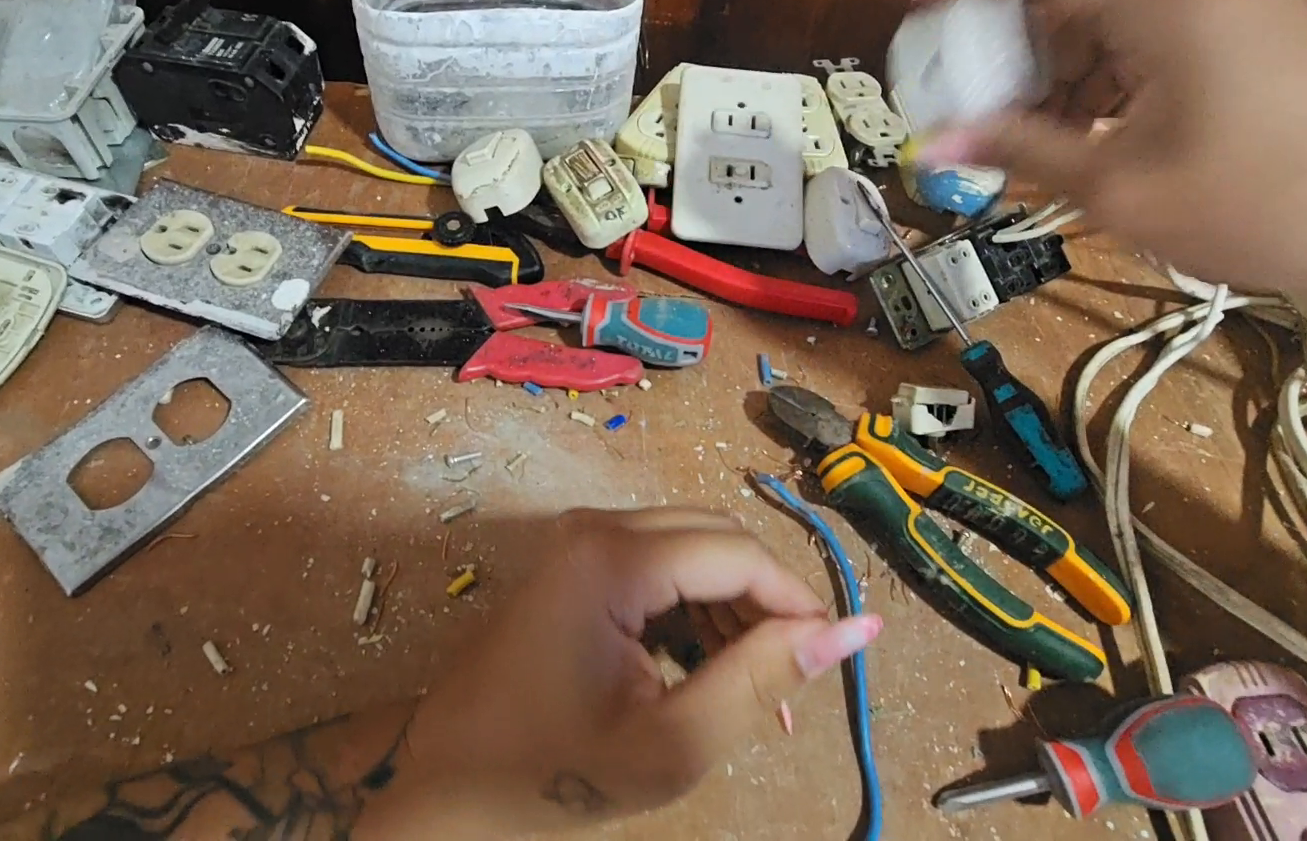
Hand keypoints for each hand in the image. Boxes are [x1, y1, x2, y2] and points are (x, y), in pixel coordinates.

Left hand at [367, 508, 879, 836]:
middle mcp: (598, 525)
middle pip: (717, 539)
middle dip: (764, 604)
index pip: (738, 553)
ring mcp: (582, 537)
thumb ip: (764, 677)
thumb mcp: (674, 741)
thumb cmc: (555, 772)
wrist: (451, 782)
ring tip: (749, 689)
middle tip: (784, 686)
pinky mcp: (577, 557)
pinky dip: (693, 607)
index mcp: (613, 557)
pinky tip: (702, 667)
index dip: (796, 602)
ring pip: (692, 547)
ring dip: (732, 608)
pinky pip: (659, 562)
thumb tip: (855, 629)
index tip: (830, 661)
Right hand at [918, 0, 1306, 295]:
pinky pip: (1168, 6)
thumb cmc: (1256, 208)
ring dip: (1068, 26)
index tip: (927, 5)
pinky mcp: (1269, 22)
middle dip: (1021, 1)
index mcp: (1173, 4)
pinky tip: (1089, 96)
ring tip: (1024, 88)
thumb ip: (1020, 150)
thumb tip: (932, 148)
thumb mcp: (1116, 185)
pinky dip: (1113, 40)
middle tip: (971, 50)